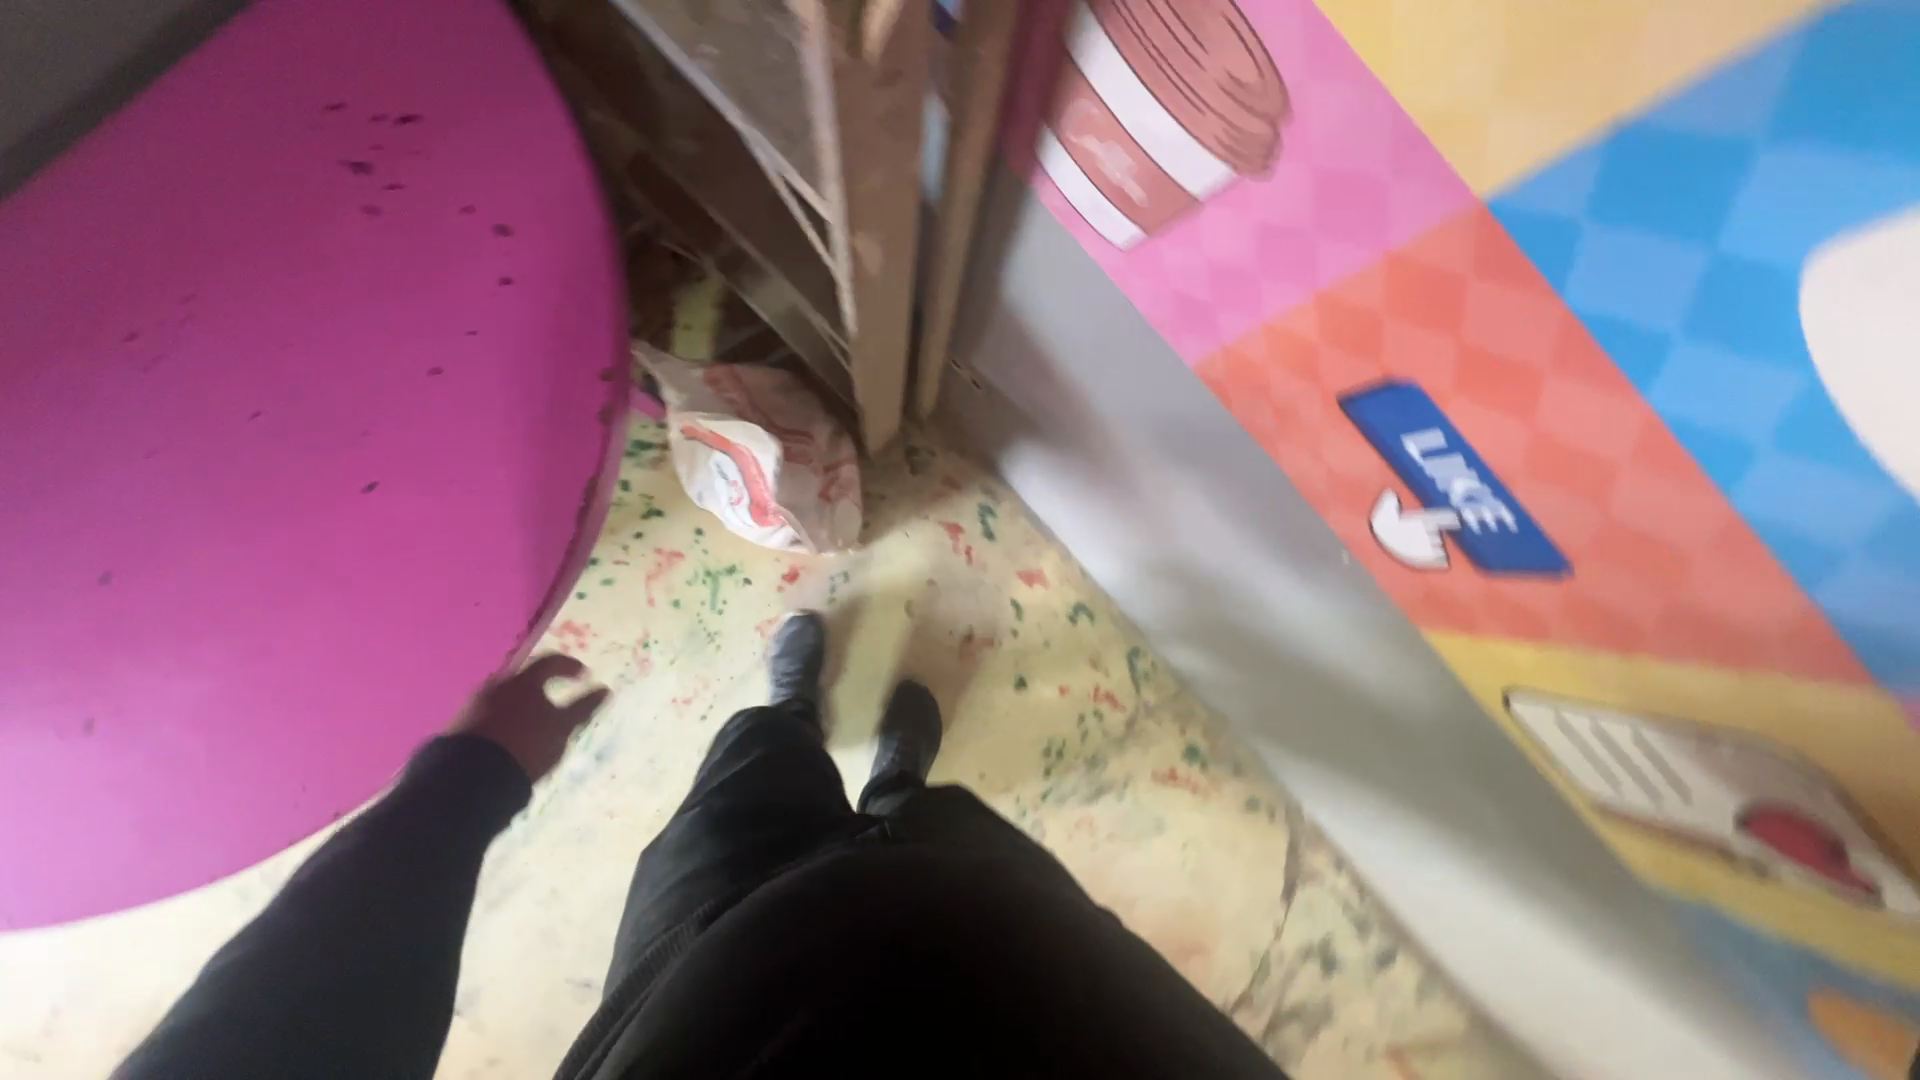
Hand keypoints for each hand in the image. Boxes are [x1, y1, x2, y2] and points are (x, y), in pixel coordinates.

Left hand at [448, 654, 609, 779]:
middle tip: (558, 698)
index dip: (570, 666)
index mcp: (524, 680)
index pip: (551, 661)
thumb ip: (584, 706)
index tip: (584, 675)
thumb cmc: (527, 745)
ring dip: (524, 703)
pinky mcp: (461, 726)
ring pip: (507, 696)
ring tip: (536, 722)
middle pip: (525, 678)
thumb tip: (605, 689)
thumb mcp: (563, 727)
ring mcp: (475, 705)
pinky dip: (507, 718)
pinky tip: (513, 736)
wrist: (472, 778)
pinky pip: (491, 713)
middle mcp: (497, 685)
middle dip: (543, 686)